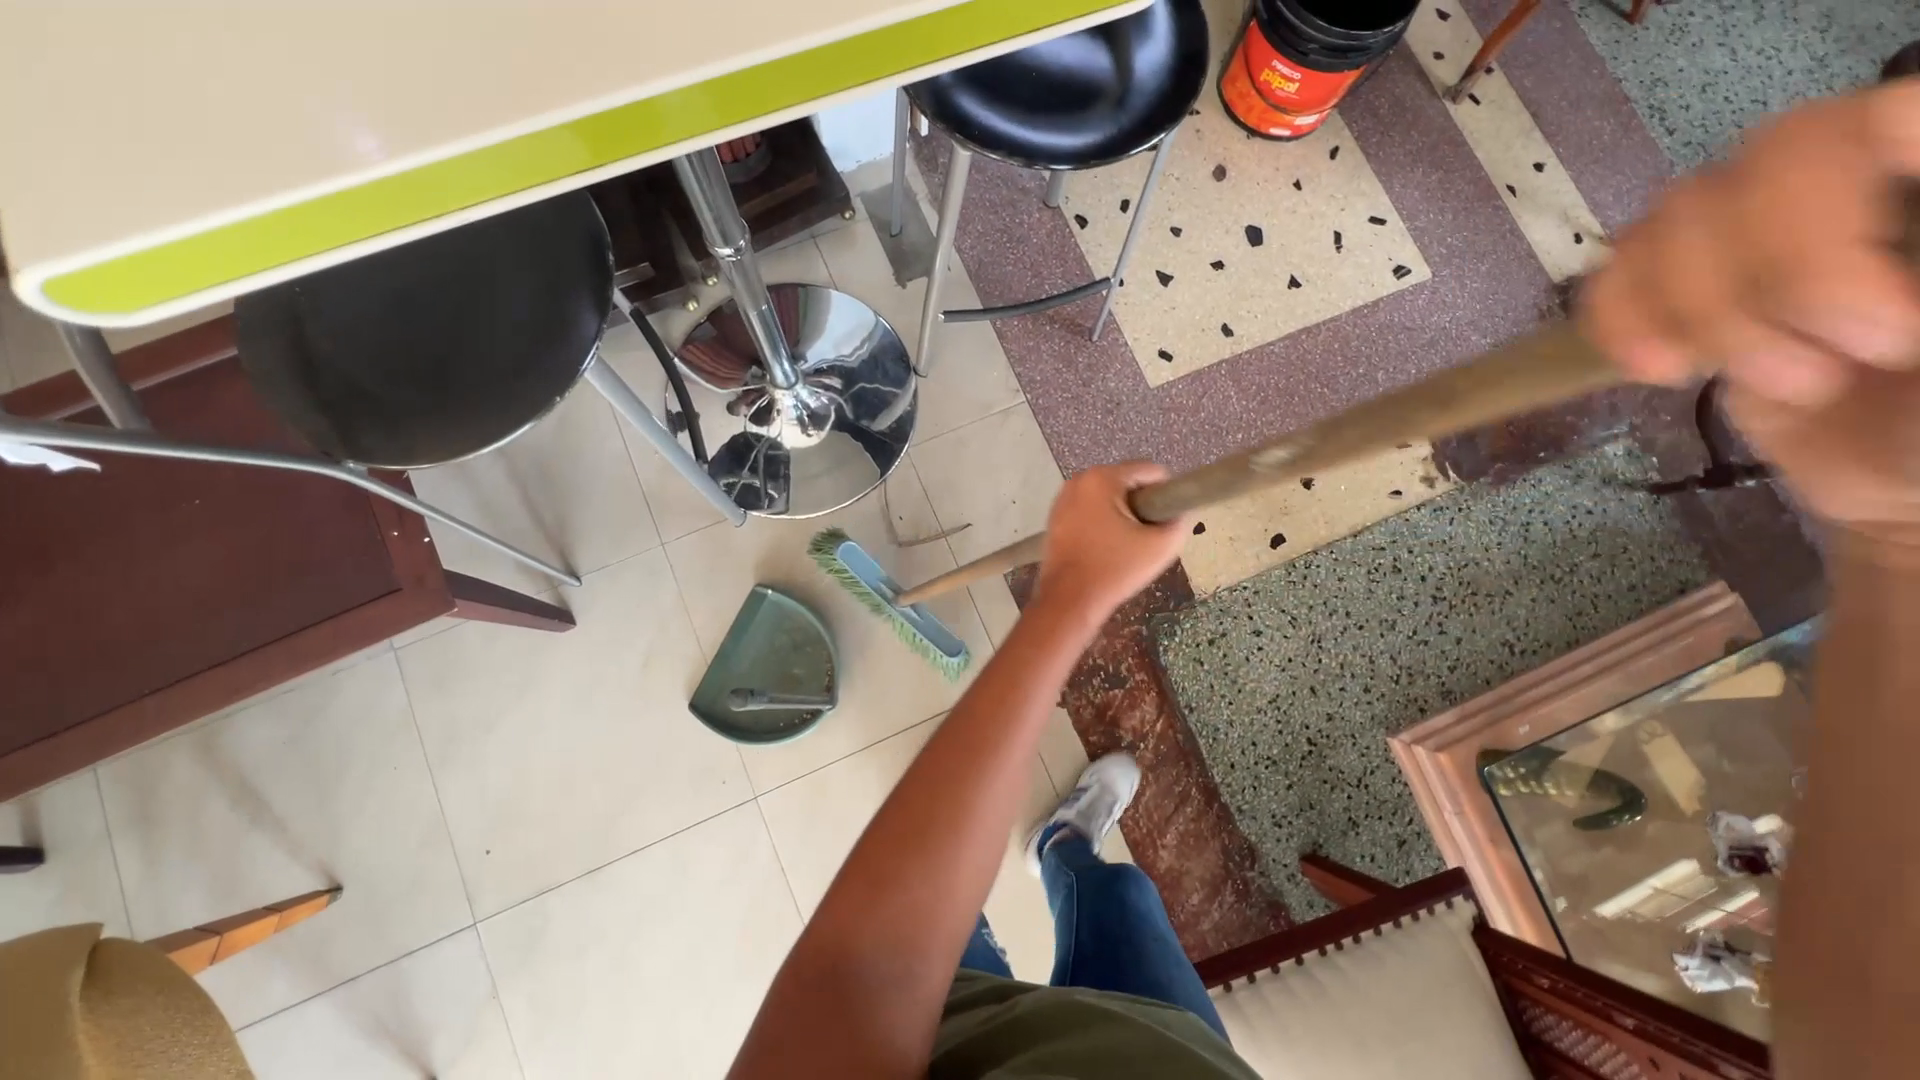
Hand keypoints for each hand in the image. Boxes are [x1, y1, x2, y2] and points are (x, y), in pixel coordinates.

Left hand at [1031, 462, 1190, 617]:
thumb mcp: (1161, 546)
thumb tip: (1179, 512)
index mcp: (1102, 478)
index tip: (1167, 520)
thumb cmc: (1115, 569)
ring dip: (1122, 514)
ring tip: (1126, 544)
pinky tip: (1106, 547)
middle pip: (1127, 482)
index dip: (1166, 493)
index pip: (1150, 471)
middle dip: (1142, 504)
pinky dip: (1102, 523)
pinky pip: (1090, 511)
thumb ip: (1179, 522)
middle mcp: (1079, 480)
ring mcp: (1062, 498)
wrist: (1069, 600)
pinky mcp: (1055, 517)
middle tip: (1146, 536)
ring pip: (1108, 497)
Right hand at [1579, 80, 1919, 548]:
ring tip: (1777, 385)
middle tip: (1822, 374)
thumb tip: (1867, 264)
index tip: (1880, 335)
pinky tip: (1665, 372)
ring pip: (1672, 221)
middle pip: (1759, 167)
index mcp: (1914, 169)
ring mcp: (1747, 237)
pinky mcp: (1679, 294)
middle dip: (1775, 279)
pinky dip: (1619, 323)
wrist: (1900, 471)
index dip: (1824, 229)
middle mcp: (1837, 179)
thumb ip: (1913, 272)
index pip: (1857, 133)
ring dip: (1705, 318)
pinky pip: (1612, 277)